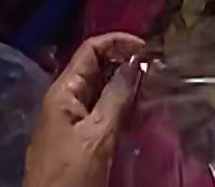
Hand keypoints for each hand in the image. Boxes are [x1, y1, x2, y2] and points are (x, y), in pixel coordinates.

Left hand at [24, 33, 144, 186]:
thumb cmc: (72, 177)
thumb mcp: (98, 136)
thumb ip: (115, 97)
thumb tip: (133, 63)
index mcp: (63, 91)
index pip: (90, 50)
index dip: (117, 42)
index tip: (146, 48)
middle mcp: (64, 100)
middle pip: (94, 67)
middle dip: (121, 62)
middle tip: (151, 68)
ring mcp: (68, 121)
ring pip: (97, 90)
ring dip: (121, 85)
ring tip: (147, 86)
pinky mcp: (75, 142)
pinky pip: (97, 112)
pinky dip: (116, 106)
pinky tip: (134, 112)